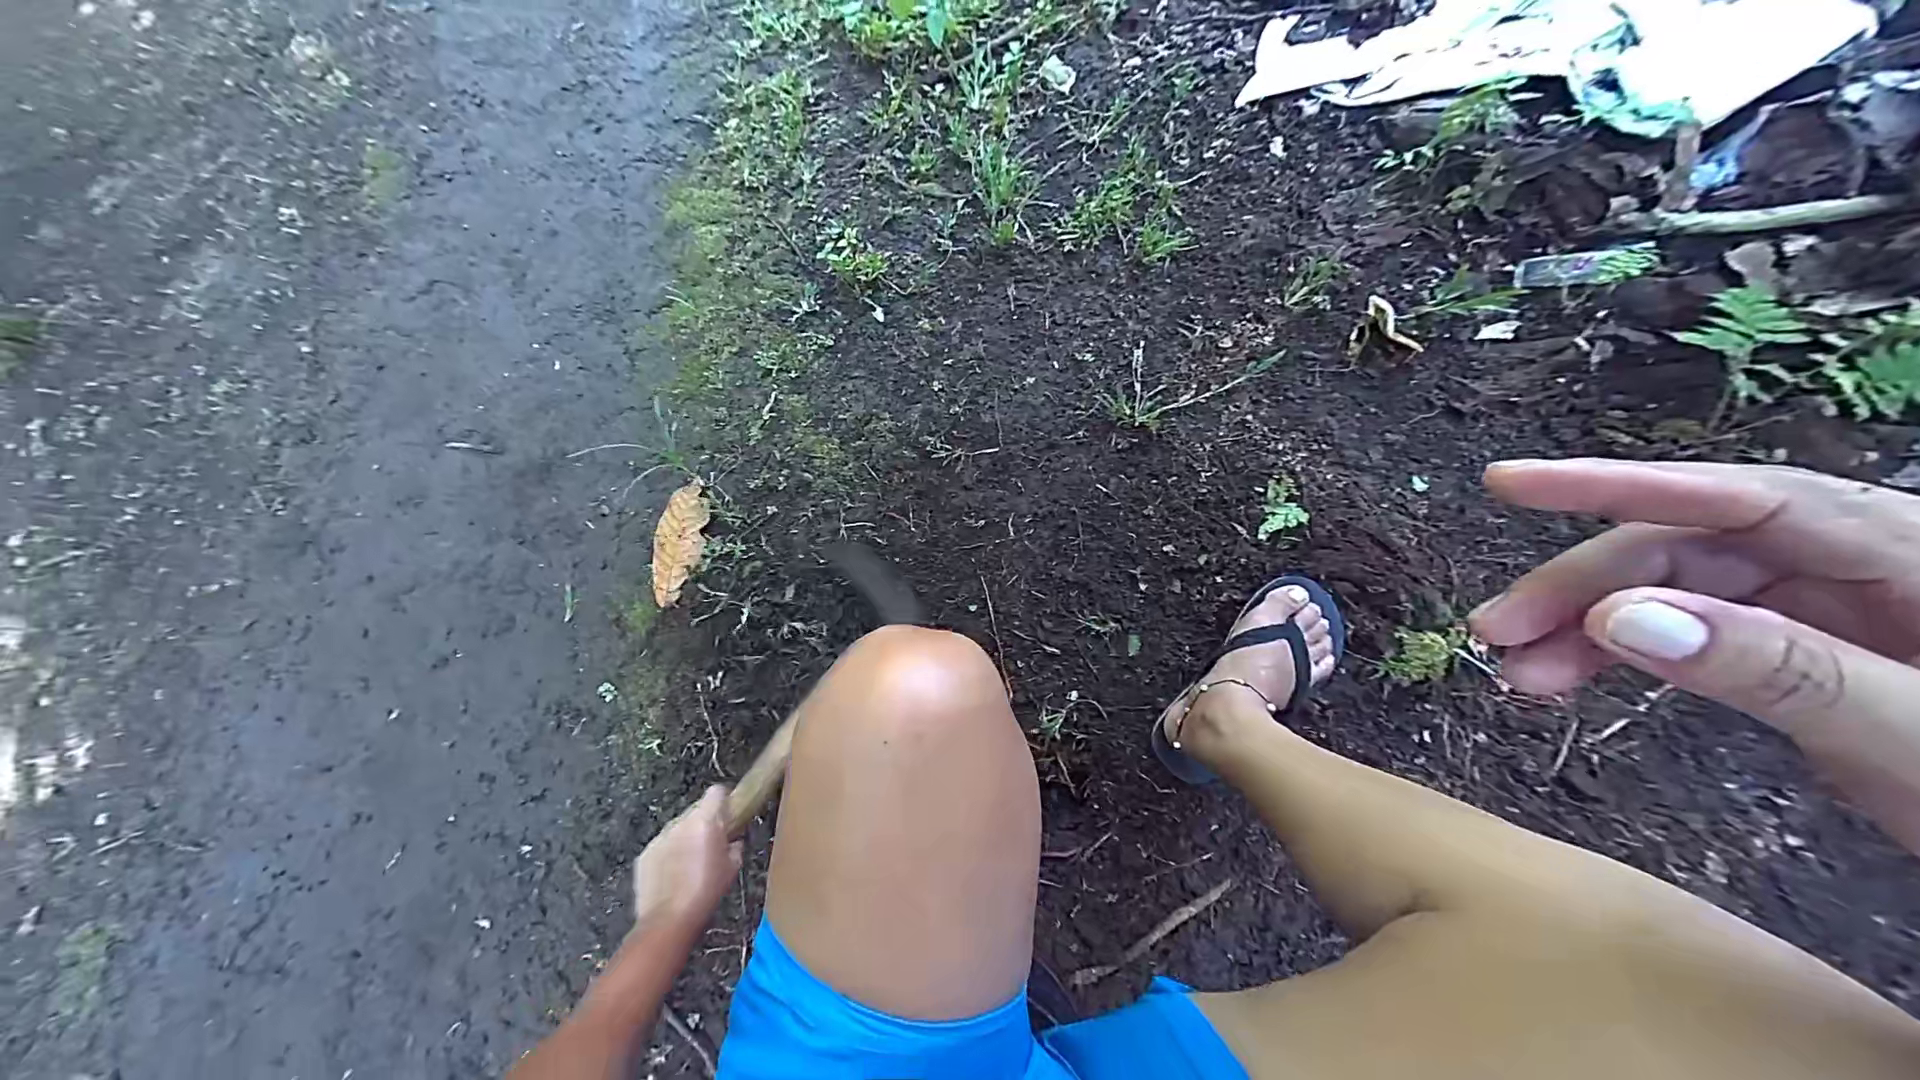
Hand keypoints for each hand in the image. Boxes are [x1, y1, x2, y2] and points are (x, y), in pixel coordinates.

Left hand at [631, 785, 742, 930]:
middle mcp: (680, 823)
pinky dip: (669, 853)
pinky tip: (673, 874)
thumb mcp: (733, 867)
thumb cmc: (706, 891)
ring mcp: (659, 838)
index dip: (724, 800)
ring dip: (686, 837)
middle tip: (711, 843)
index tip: (729, 813)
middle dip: (705, 822)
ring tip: (690, 863)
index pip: (716, 792)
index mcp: (705, 820)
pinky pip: (662, 845)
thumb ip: (735, 845)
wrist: (668, 920)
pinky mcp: (644, 854)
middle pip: (696, 810)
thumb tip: (733, 841)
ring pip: (678, 828)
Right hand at [1470, 458, 1919, 851]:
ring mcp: (1835, 612)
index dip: (1616, 486)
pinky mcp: (1807, 651)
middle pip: (1685, 553)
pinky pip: (1688, 633)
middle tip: (1496, 636)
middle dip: (1577, 590)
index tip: (1508, 483)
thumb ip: (1782, 672)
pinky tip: (1575, 677)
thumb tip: (1621, 616)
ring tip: (1521, 676)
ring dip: (1583, 629)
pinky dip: (1620, 653)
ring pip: (1672, 594)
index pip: (1745, 502)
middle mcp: (1867, 570)